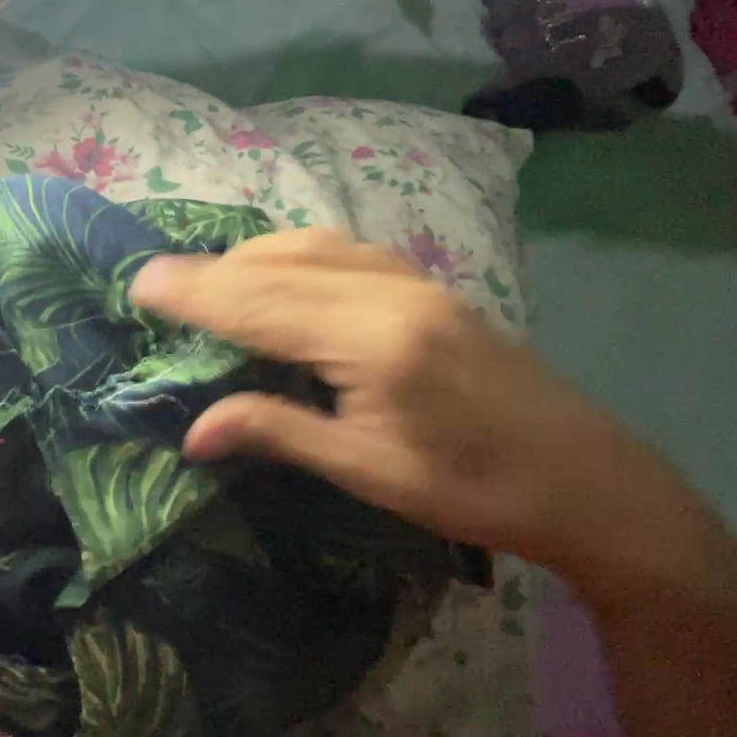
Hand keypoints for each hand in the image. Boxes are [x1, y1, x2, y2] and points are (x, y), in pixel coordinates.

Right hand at [129, 229, 699, 578]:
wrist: (598, 486)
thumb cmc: (475, 491)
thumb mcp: (367, 472)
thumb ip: (275, 433)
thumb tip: (191, 432)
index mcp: (374, 341)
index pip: (259, 304)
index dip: (194, 293)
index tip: (138, 282)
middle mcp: (389, 292)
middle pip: (274, 265)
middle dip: (206, 271)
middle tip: (152, 281)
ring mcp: (412, 280)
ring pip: (305, 245)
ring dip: (244, 258)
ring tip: (202, 280)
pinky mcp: (425, 283)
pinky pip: (338, 247)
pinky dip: (286, 252)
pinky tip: (271, 270)